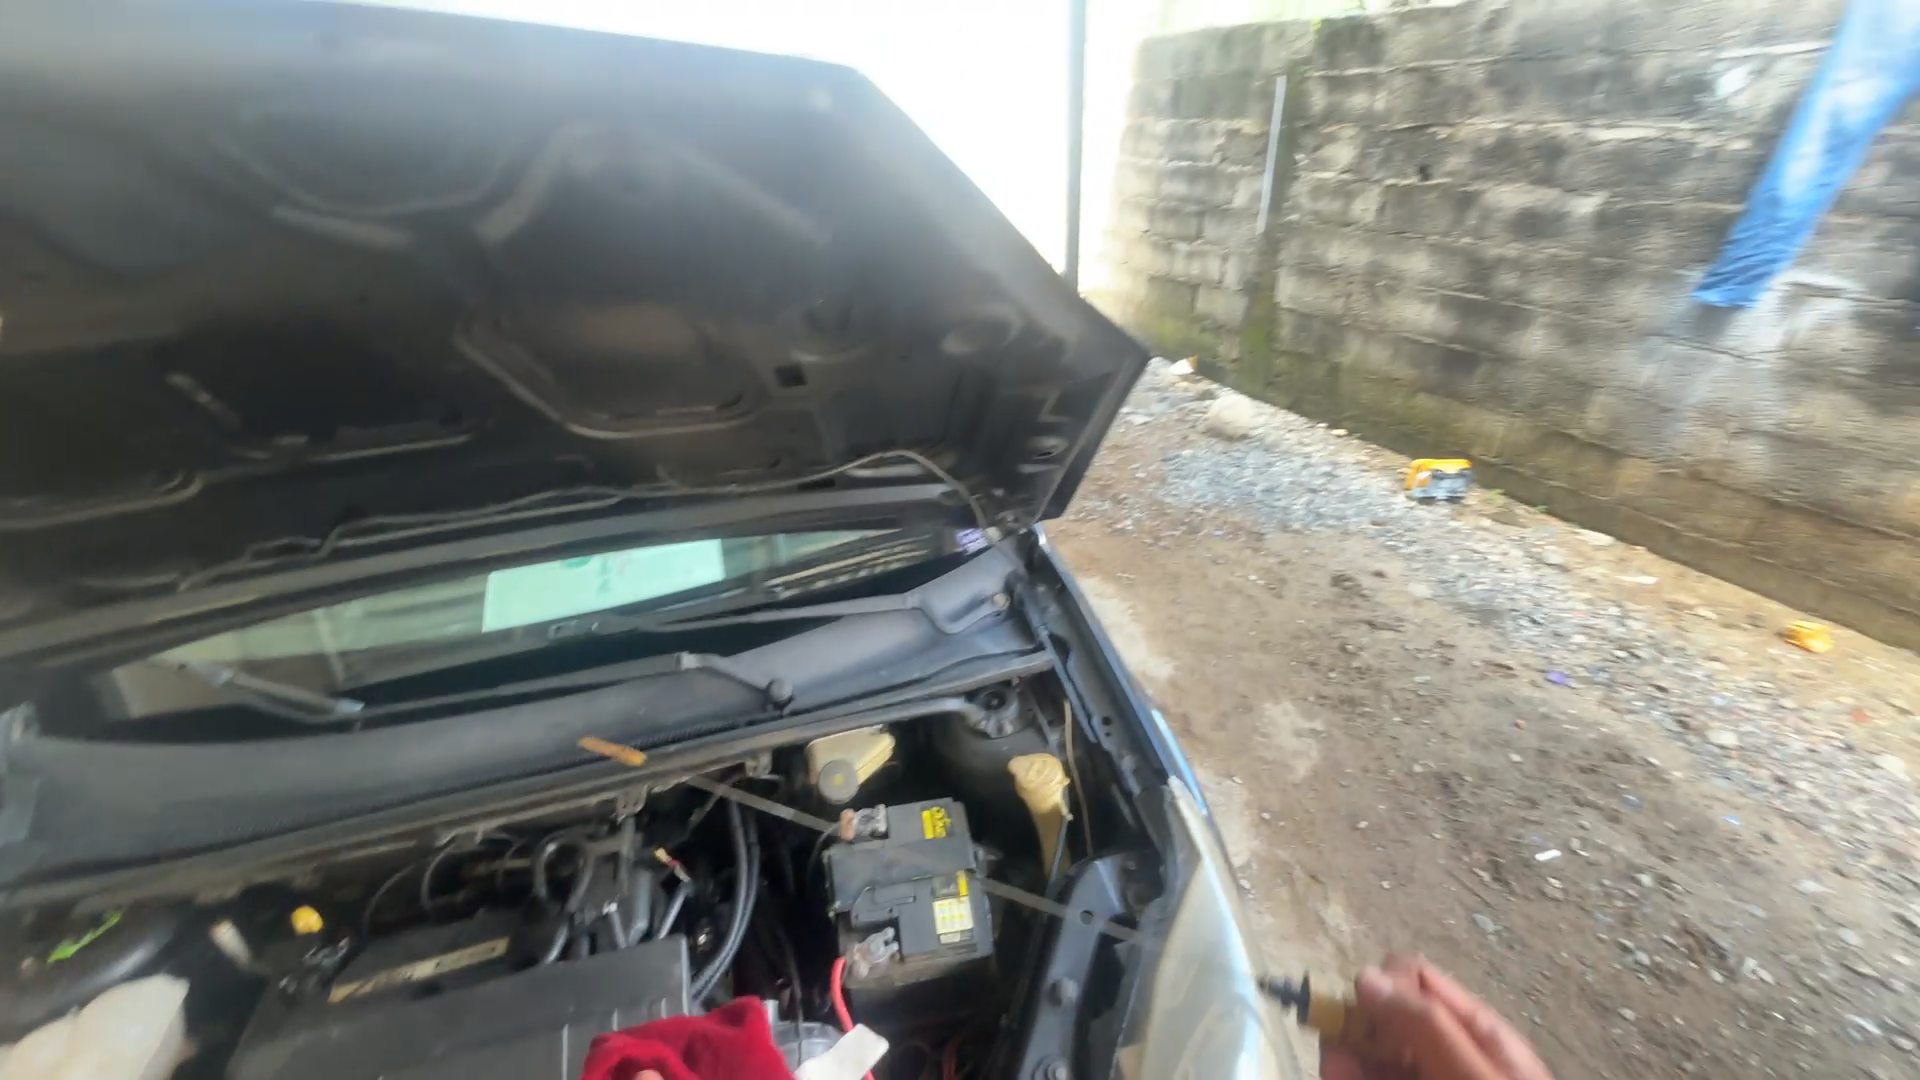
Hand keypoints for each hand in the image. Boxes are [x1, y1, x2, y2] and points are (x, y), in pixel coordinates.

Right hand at [1320, 954, 1552, 1079]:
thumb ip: (1427, 1028)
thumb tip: (1364, 976)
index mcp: (1478, 1037)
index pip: (1413, 977)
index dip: (1385, 988)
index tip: (1371, 1020)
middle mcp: (1444, 1055)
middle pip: (1380, 1014)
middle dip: (1353, 1030)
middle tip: (1341, 1058)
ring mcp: (1418, 1078)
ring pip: (1363, 1051)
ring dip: (1341, 1059)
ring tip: (1339, 1075)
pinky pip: (1359, 1076)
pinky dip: (1344, 1075)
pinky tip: (1341, 1077)